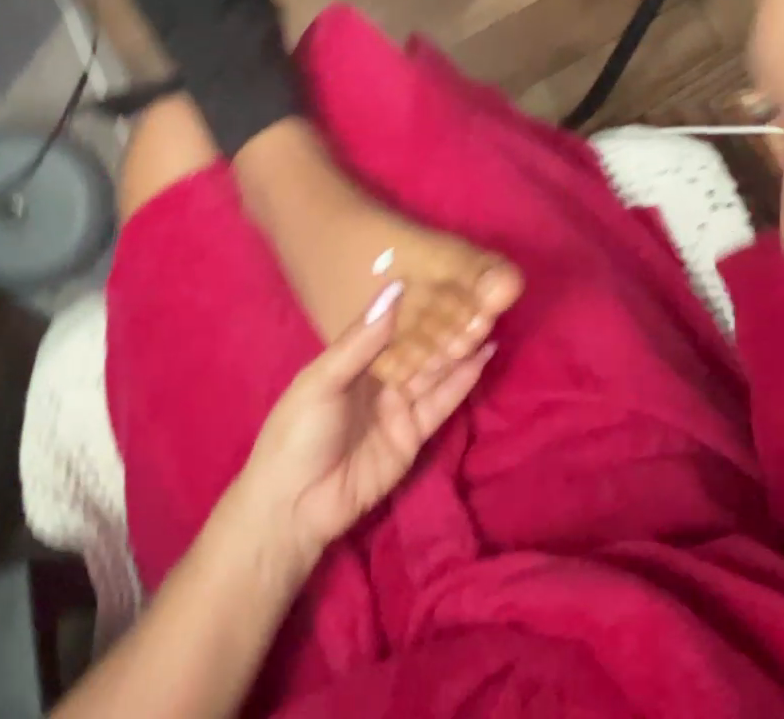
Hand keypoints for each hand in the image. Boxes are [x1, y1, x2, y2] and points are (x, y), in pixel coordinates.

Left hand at [224, 282, 494, 572]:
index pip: (390, 325)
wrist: (293, 506)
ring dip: (459, 347)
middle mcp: (377, 379)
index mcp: (350, 359)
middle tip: (480, 294)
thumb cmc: (296, 433)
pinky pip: (441, 403)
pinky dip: (463, 380)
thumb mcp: (322, 380)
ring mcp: (397, 407)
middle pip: (417, 347)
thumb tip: (394, 290)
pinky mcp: (413, 435)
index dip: (417, 304)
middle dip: (445, 324)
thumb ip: (360, 340)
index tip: (446, 277)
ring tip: (490, 317)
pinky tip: (483, 356)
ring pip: (434, 372)